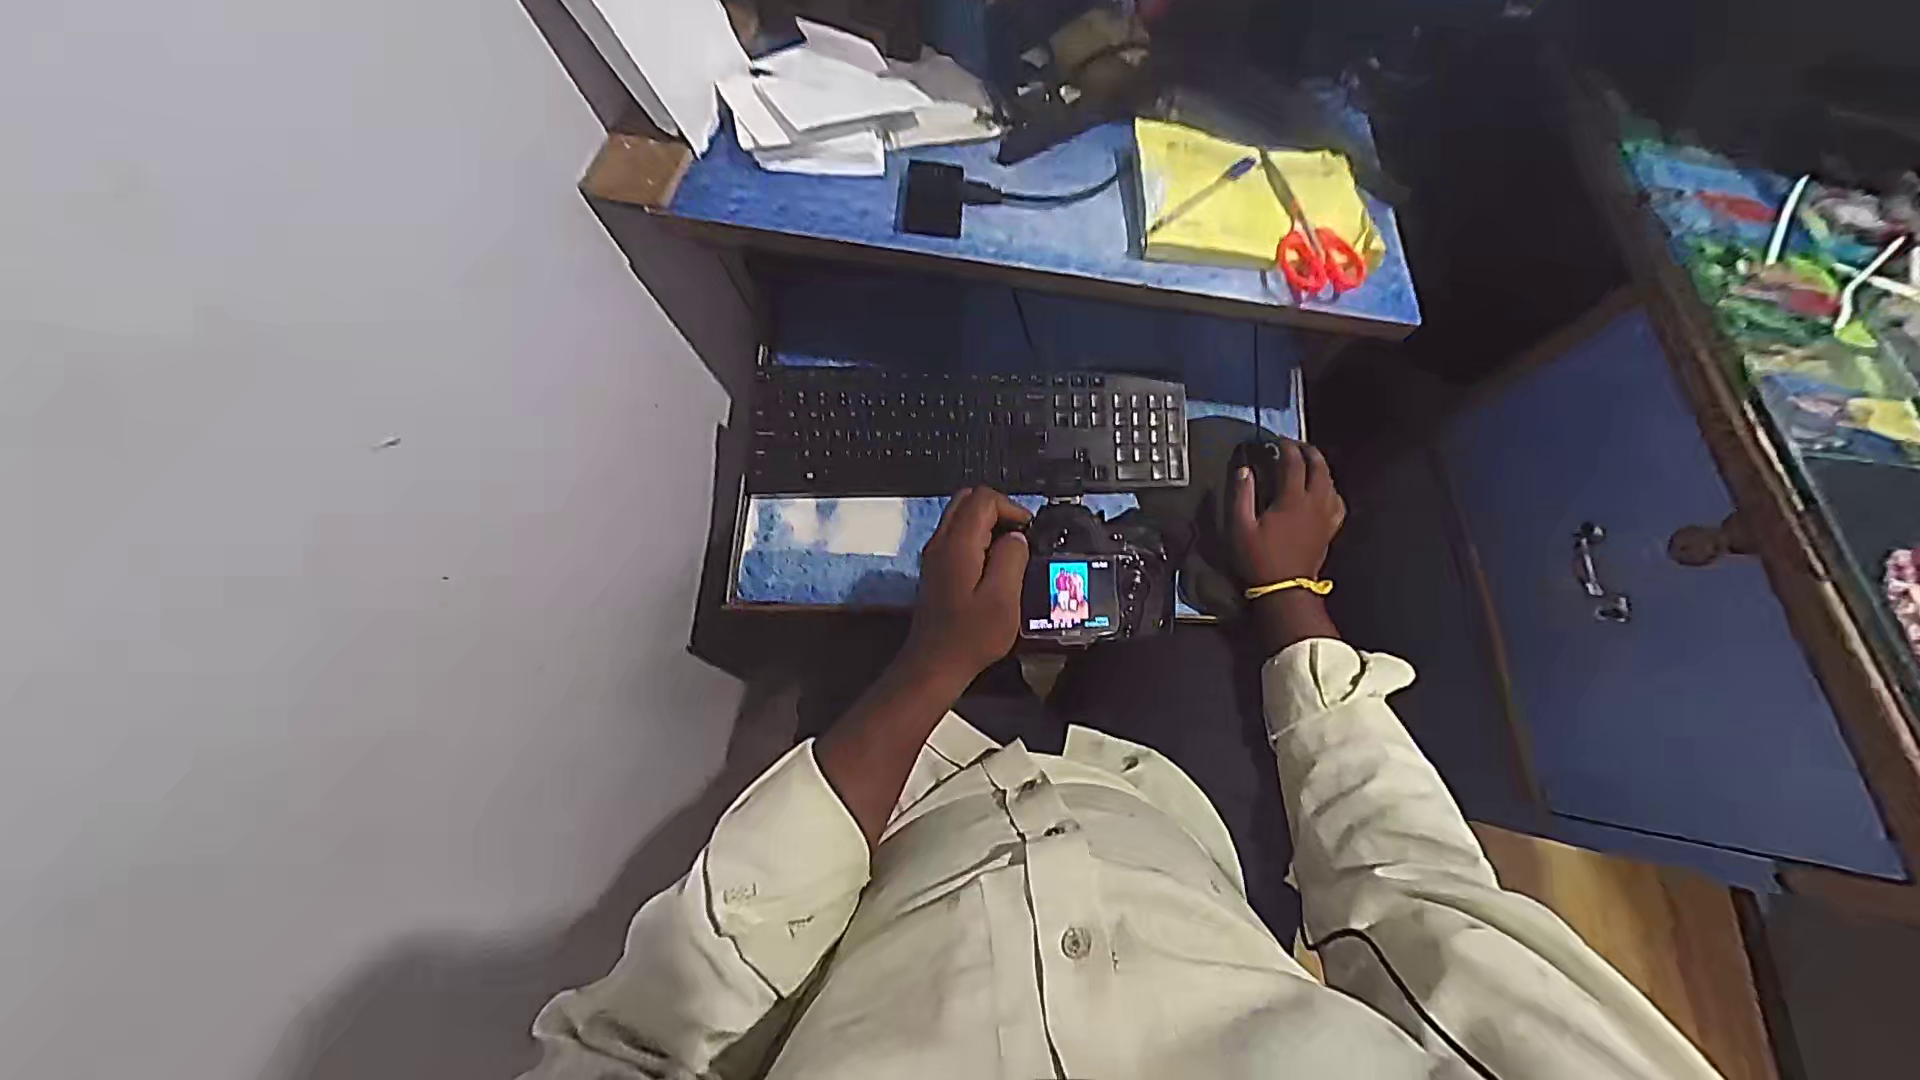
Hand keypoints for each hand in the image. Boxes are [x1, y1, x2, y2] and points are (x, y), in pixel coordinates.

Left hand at [899, 487, 1031, 688]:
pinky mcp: (936, 568)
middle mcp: (941, 542)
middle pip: (968, 499)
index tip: (1029, 532)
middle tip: (1020, 534)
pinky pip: (957, 536)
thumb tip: (1017, 537)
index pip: (983, 498)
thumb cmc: (970, 636)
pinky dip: (978, 538)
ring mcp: (935, 554)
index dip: (1012, 507)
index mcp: (958, 544)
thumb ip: (1012, 559)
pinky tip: (994, 565)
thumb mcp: (1003, 598)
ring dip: (988, 523)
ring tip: (1011, 550)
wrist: (935, 663)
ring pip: (961, 516)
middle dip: (998, 509)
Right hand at [1230, 440, 1345, 584]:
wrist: (1283, 588)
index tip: (1277, 442)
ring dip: (1320, 467)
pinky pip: (1338, 502)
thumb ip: (1242, 495)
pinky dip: (1331, 489)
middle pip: (1319, 467)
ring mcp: (1325, 516)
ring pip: (1331, 482)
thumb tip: (1244, 471)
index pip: (1294, 463)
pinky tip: (1325, 491)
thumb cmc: (1258, 558)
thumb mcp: (1239, 526)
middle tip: (1296, 445)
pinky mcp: (1329, 529)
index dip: (1286, 448)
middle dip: (1308, 451)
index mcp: (1292, 499)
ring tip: (1309, 462)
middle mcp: (1314, 503)